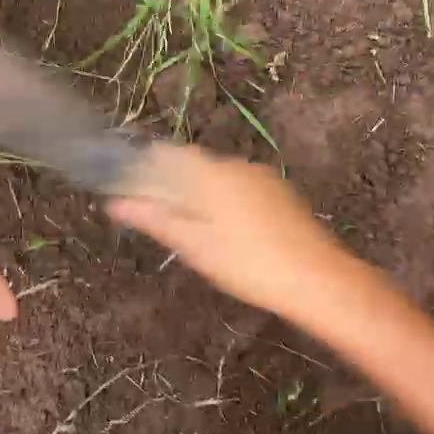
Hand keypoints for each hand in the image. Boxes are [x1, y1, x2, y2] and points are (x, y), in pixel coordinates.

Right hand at [108, 143, 379, 323]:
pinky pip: (242, 188)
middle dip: (174, 182)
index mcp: (214, 172)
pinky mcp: (282, 194)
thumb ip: (155, 218)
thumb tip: (115, 202)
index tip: (130, 182)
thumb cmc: (249, 264)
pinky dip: (225, 201)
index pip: (171, 153)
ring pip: (220, 177)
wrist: (318, 279)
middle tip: (157, 212)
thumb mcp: (194, 245)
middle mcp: (239, 165)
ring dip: (200, 193)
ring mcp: (264, 178)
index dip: (148, 164)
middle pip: (196, 164)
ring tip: (190, 227)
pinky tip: (225, 231)